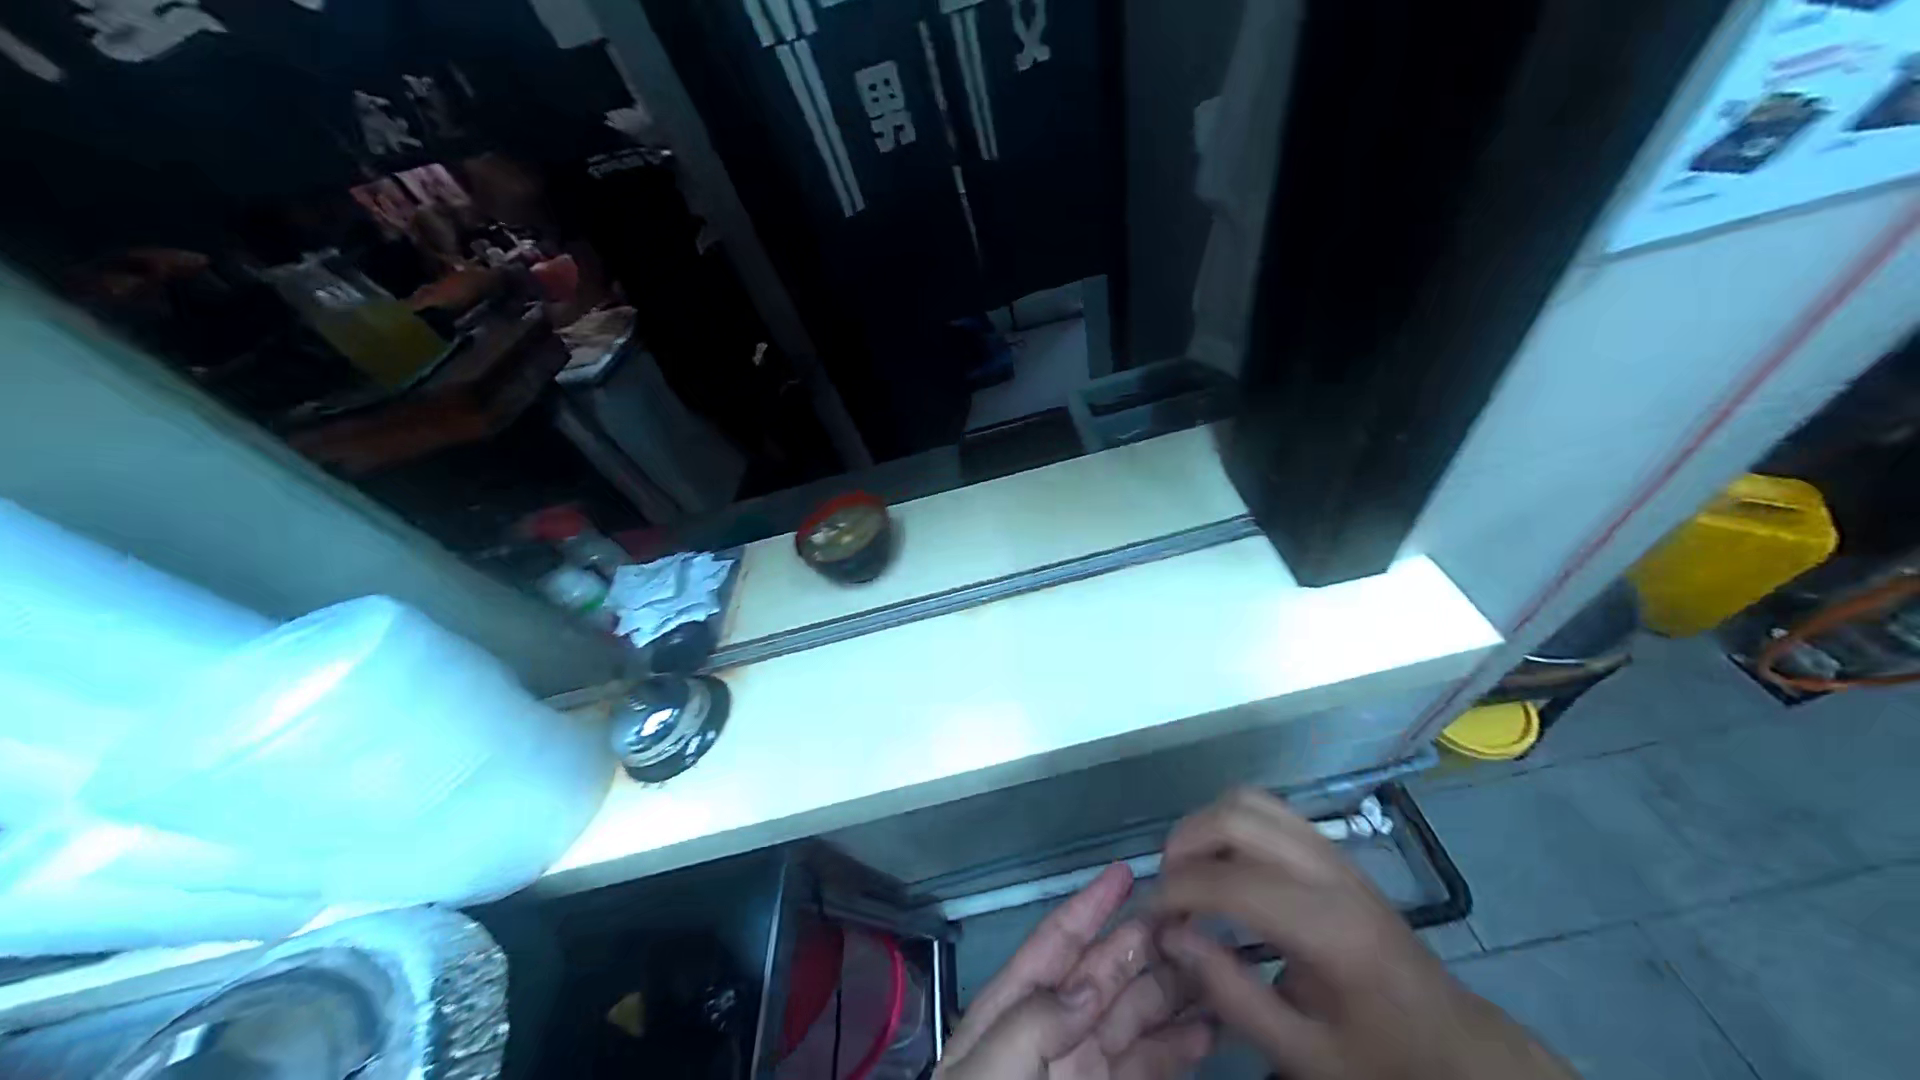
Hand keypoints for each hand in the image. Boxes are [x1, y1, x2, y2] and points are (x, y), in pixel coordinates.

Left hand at [937, 864, 1212, 1079]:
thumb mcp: (988, 1068)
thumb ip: (1032, 1022)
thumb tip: (1083, 985)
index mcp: (1014, 1010)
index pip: (1055, 945)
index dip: (1089, 907)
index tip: (1125, 873)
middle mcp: (1052, 1031)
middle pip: (1104, 976)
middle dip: (1144, 945)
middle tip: (1194, 922)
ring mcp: (1083, 1070)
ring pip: (1133, 1018)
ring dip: (1170, 993)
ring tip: (1213, 969)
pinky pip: (1147, 1068)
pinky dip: (1177, 1050)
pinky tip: (1207, 1031)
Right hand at [1153, 789, 1577, 1079]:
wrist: (1459, 1045)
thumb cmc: (1383, 1056)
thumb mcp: (1306, 1054)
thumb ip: (1232, 995)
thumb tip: (1171, 936)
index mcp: (1328, 927)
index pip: (1231, 882)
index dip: (1177, 891)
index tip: (1150, 915)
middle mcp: (1329, 873)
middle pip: (1237, 817)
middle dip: (1185, 843)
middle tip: (1168, 887)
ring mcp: (1333, 854)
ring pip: (1251, 802)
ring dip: (1206, 825)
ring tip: (1189, 870)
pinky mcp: (1333, 852)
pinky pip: (1268, 811)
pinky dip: (1230, 824)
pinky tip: (1223, 864)